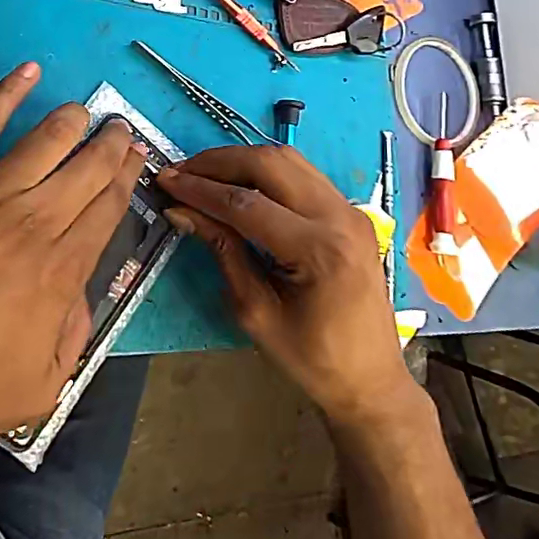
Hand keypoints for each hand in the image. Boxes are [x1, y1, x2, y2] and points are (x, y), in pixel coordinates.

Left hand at [0, 62, 145, 486]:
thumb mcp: (38, 387)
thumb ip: (74, 333)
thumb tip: (83, 288)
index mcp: (60, 270)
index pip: (108, 208)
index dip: (127, 179)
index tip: (136, 162)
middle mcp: (34, 220)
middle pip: (88, 167)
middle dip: (112, 144)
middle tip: (121, 131)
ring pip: (48, 137)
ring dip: (74, 120)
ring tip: (85, 113)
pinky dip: (8, 92)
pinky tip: (29, 71)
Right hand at [157, 146, 417, 427]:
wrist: (371, 380)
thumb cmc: (312, 359)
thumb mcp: (255, 312)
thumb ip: (222, 251)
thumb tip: (182, 210)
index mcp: (318, 251)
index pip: (246, 204)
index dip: (200, 190)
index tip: (166, 182)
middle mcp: (340, 218)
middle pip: (269, 164)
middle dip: (218, 163)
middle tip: (181, 173)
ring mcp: (350, 210)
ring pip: (287, 159)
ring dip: (240, 160)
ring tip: (203, 174)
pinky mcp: (351, 211)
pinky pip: (302, 173)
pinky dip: (264, 170)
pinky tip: (238, 183)